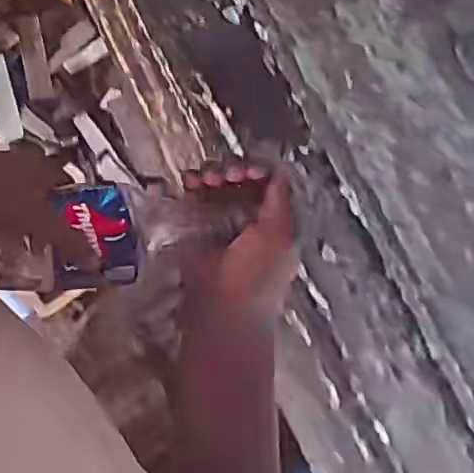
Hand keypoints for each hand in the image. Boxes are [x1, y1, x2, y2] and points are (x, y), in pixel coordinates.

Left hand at [0, 148, 97, 267]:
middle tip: (45, 241)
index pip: (69, 184)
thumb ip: (67, 240)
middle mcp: (24, 159)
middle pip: (43, 190)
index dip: (75, 207)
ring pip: (18, 193)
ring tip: (19, 241)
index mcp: (43, 165)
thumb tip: (97, 260)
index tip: (75, 230)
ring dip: (21, 217)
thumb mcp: (36, 221)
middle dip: (45, 216)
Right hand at [176, 163, 296, 328]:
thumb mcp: (277, 235)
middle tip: (228, 175)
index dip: (259, 173)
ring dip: (212, 176)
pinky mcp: (195, 223)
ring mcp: (220, 220)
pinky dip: (192, 184)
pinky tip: (191, 181)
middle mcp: (247, 218)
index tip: (249, 170)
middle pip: (240, 182)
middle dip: (234, 172)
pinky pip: (194, 196)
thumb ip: (279, 201)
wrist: (221, 303)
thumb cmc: (256, 275)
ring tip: (208, 179)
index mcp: (273, 221)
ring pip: (216, 186)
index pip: (267, 186)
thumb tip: (282, 172)